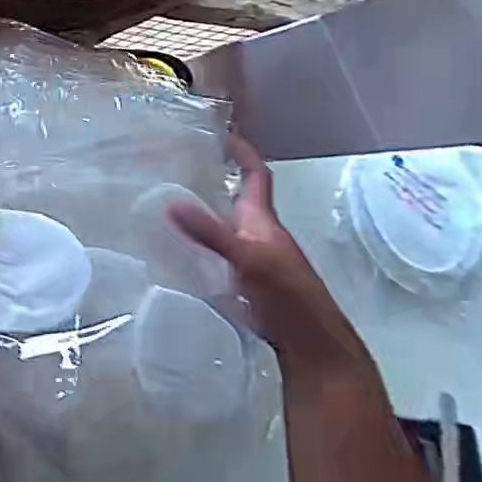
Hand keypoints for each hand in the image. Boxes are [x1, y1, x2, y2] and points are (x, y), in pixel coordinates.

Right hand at [168, 135, 367, 374]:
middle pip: (239, 199)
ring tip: (170, 205)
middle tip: (180, 169)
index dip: (244, 154)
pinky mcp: (246, 283)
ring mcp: (254, 261)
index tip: (224, 135)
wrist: (311, 346)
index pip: (257, 176)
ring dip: (206, 214)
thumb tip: (171, 202)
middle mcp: (259, 236)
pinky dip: (201, 245)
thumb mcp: (248, 259)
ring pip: (227, 227)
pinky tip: (180, 253)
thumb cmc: (287, 297)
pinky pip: (219, 252)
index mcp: (263, 222)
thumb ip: (211, 233)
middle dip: (216, 181)